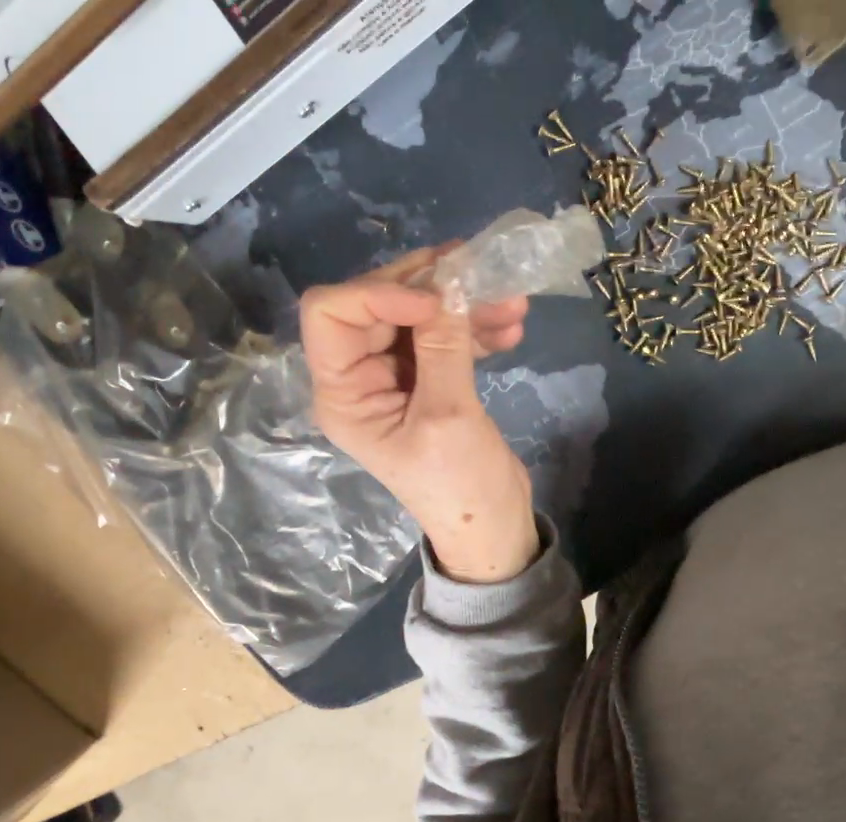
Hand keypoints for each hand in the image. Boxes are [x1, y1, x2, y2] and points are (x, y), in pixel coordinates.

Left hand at [302, 247, 539, 583]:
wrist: (494, 527)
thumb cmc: (460, 486)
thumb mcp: (449, 417)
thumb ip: (444, 348)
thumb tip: (449, 284)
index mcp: (343, 394)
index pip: (332, 314)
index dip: (378, 294)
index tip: (437, 300)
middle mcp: (360, 379)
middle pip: (378, 307)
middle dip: (431, 287)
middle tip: (481, 270)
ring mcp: (397, 379)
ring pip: (418, 318)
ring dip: (464, 305)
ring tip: (513, 300)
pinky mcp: (431, 382)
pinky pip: (445, 339)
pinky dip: (475, 327)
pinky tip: (512, 326)